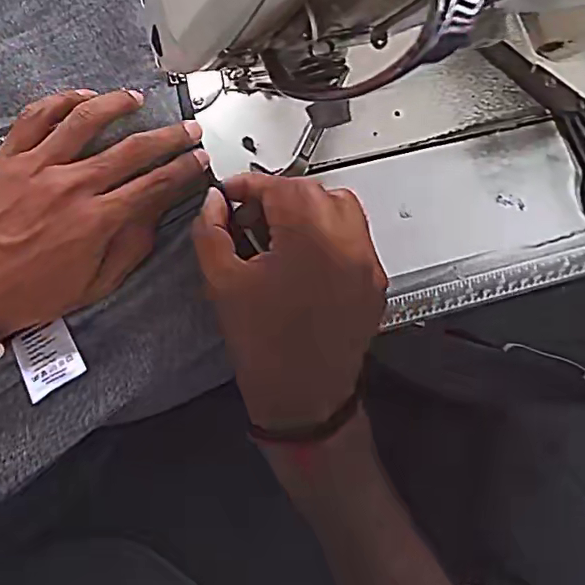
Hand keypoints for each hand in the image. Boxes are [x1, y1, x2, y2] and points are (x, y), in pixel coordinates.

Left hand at [0, 89, 208, 387]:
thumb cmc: (29, 293)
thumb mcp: (93, 284)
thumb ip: (130, 247)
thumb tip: (155, 214)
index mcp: (95, 221)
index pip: (154, 183)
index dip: (183, 167)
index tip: (197, 158)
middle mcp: (70, 187)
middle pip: (133, 148)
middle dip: (169, 135)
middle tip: (186, 129)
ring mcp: (36, 167)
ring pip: (86, 119)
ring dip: (117, 104)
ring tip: (135, 99)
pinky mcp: (9, 158)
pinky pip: (36, 116)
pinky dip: (61, 101)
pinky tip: (81, 98)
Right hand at [191, 174, 385, 430]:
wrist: (302, 397)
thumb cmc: (266, 348)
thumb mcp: (221, 281)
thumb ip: (210, 231)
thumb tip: (214, 204)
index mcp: (310, 240)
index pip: (280, 187)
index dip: (248, 186)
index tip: (231, 195)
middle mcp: (346, 246)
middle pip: (312, 191)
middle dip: (276, 196)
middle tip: (248, 216)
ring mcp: (365, 263)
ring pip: (339, 207)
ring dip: (306, 208)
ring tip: (276, 234)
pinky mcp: (373, 281)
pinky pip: (353, 235)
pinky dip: (326, 232)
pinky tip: (299, 256)